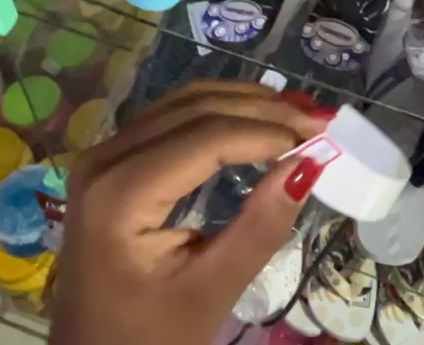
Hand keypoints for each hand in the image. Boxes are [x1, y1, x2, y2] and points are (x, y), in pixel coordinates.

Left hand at [49, 81, 333, 344]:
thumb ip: (260, 227)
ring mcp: (105, 154)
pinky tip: (257, 116)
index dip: (266, 130)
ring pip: (187, 101)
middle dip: (264, 109)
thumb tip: (309, 164)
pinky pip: (174, 115)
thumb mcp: (211, 292)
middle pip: (197, 109)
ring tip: (297, 110)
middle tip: (318, 119)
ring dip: (246, 101)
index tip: (318, 136)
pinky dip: (222, 109)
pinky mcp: (114, 158)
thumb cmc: (148, 338)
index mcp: (119, 195)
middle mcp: (105, 159)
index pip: (206, 138)